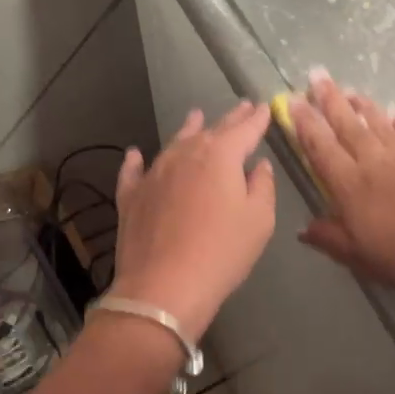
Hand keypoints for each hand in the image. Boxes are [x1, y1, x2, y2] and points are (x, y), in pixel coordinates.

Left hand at [108, 102, 276, 335]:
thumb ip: (262, 186)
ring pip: (174, 143)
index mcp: (221, 156)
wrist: (163, 287)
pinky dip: (136, 160)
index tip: (263, 107)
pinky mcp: (131, 196)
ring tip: (195, 117)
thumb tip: (258, 165)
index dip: (257, 118)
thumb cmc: (222, 252)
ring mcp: (154, 173)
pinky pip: (134, 171)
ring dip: (187, 129)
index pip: (245, 129)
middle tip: (240, 106)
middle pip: (211, 130)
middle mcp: (186, 154)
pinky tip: (135, 154)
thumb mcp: (259, 221)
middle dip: (229, 119)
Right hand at [289, 72, 394, 292]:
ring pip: (377, 124)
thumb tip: (303, 229)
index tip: (292, 100)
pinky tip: (394, 114)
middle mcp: (372, 163)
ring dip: (362, 106)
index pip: (320, 147)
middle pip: (347, 126)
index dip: (305, 124)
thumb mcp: (357, 255)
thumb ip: (329, 238)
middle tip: (318, 74)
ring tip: (350, 90)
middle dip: (330, 100)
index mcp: (349, 184)